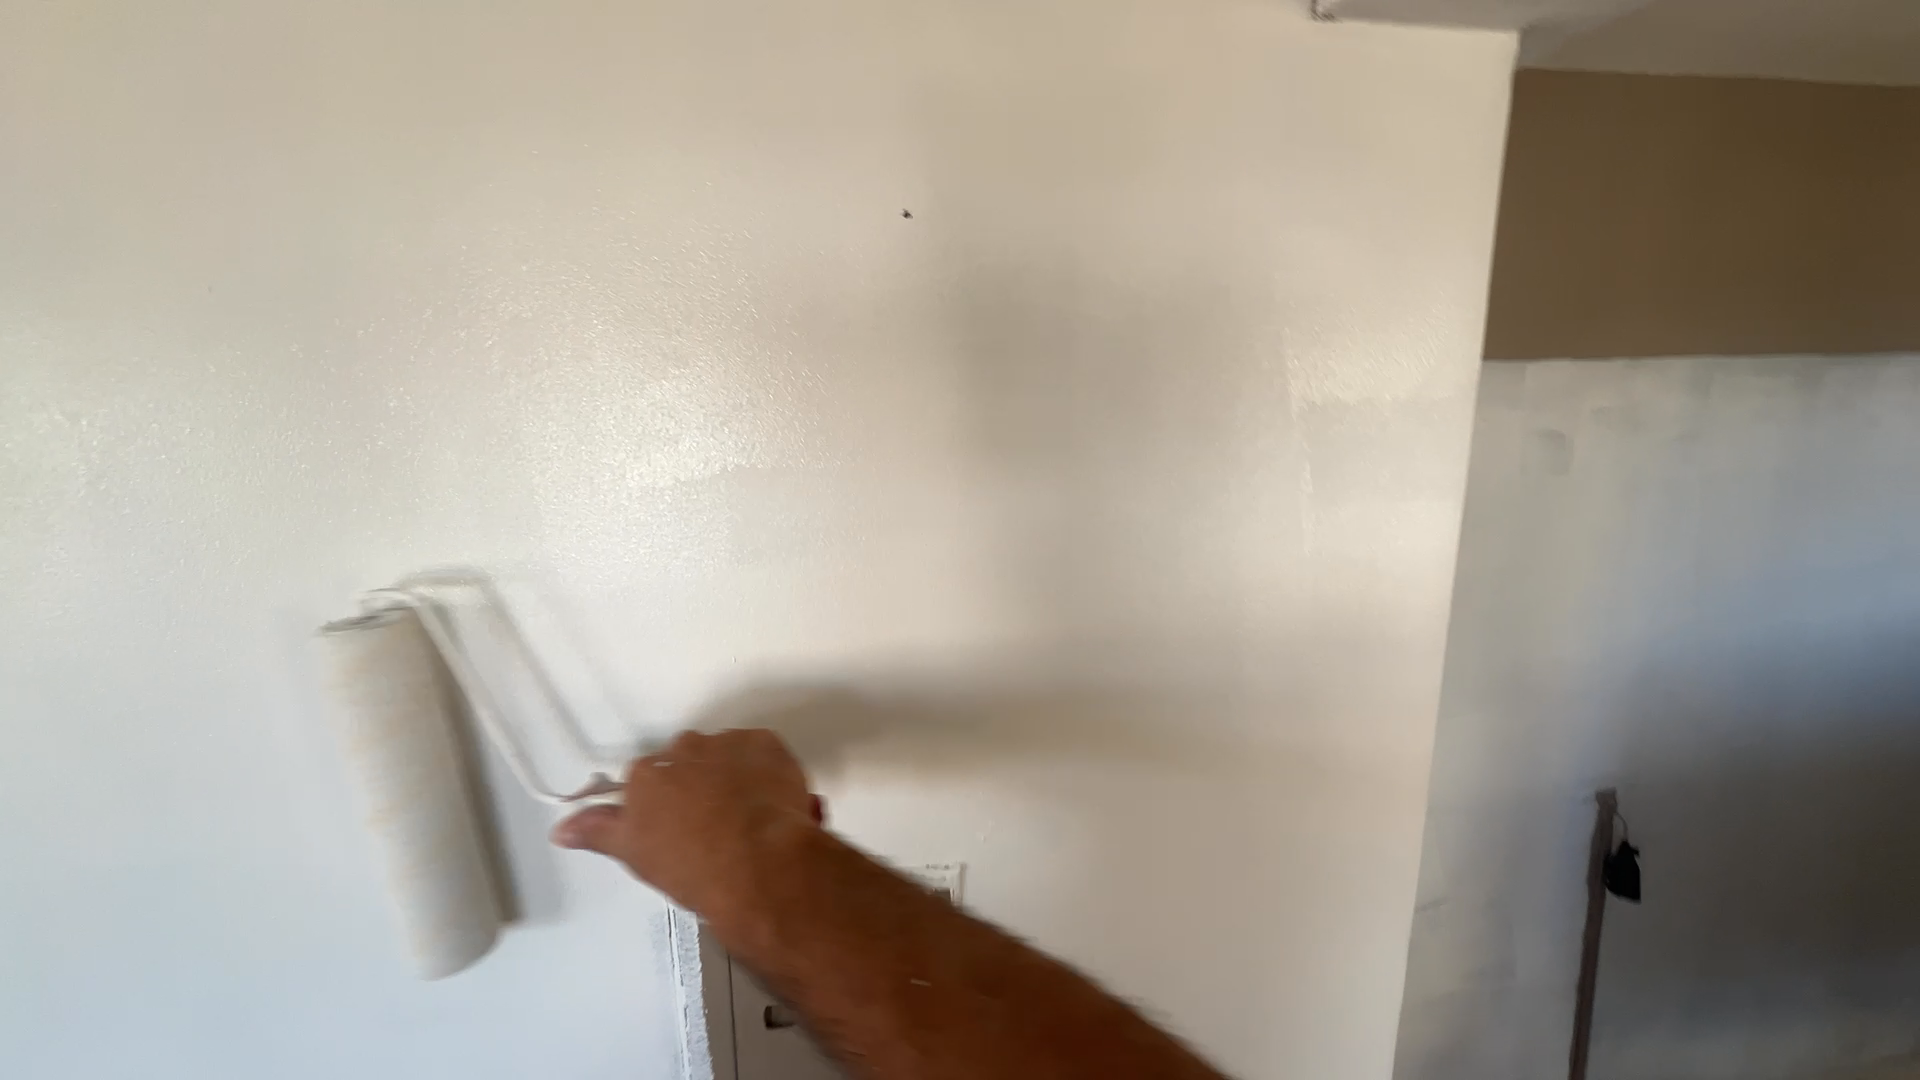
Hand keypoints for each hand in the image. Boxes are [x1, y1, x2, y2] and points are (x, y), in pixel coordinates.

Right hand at [551, 729, 823, 918]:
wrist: (758, 861)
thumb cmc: (692, 866)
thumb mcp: (636, 854)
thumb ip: (599, 831)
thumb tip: (561, 827)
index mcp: (647, 774)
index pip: (647, 778)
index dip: (662, 802)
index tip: (674, 824)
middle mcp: (684, 748)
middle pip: (685, 759)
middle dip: (694, 781)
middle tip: (709, 818)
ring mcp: (728, 742)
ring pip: (723, 751)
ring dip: (729, 771)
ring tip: (743, 811)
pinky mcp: (767, 743)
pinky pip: (759, 749)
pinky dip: (761, 766)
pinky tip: (767, 796)